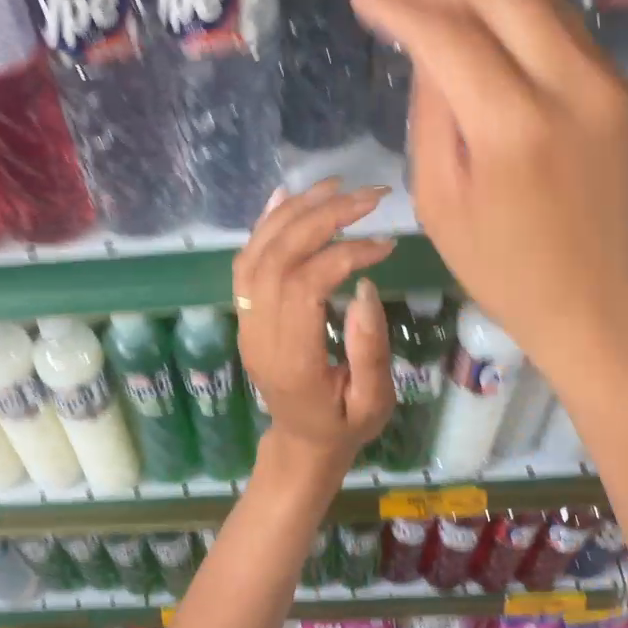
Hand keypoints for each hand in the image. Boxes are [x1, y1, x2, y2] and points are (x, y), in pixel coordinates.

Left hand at [233, 181, 395, 468]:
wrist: (301, 441)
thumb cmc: (344, 425)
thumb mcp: (372, 403)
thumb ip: (369, 352)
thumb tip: (366, 288)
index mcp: (293, 362)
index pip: (305, 288)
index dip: (343, 254)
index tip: (383, 243)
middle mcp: (259, 336)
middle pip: (277, 260)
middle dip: (322, 219)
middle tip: (368, 197)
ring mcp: (245, 323)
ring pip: (256, 254)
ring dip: (295, 213)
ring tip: (336, 186)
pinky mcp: (244, 314)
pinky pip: (244, 262)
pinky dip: (265, 225)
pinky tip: (289, 197)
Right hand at [348, 0, 627, 382]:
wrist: (594, 302)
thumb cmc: (501, 270)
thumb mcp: (439, 203)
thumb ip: (431, 117)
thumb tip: (427, 54)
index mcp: (514, 130)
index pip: (448, 36)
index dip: (399, 6)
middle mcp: (571, 88)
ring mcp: (607, 82)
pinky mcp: (620, 89)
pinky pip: (558, 27)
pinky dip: (510, 11)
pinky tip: (474, 16)